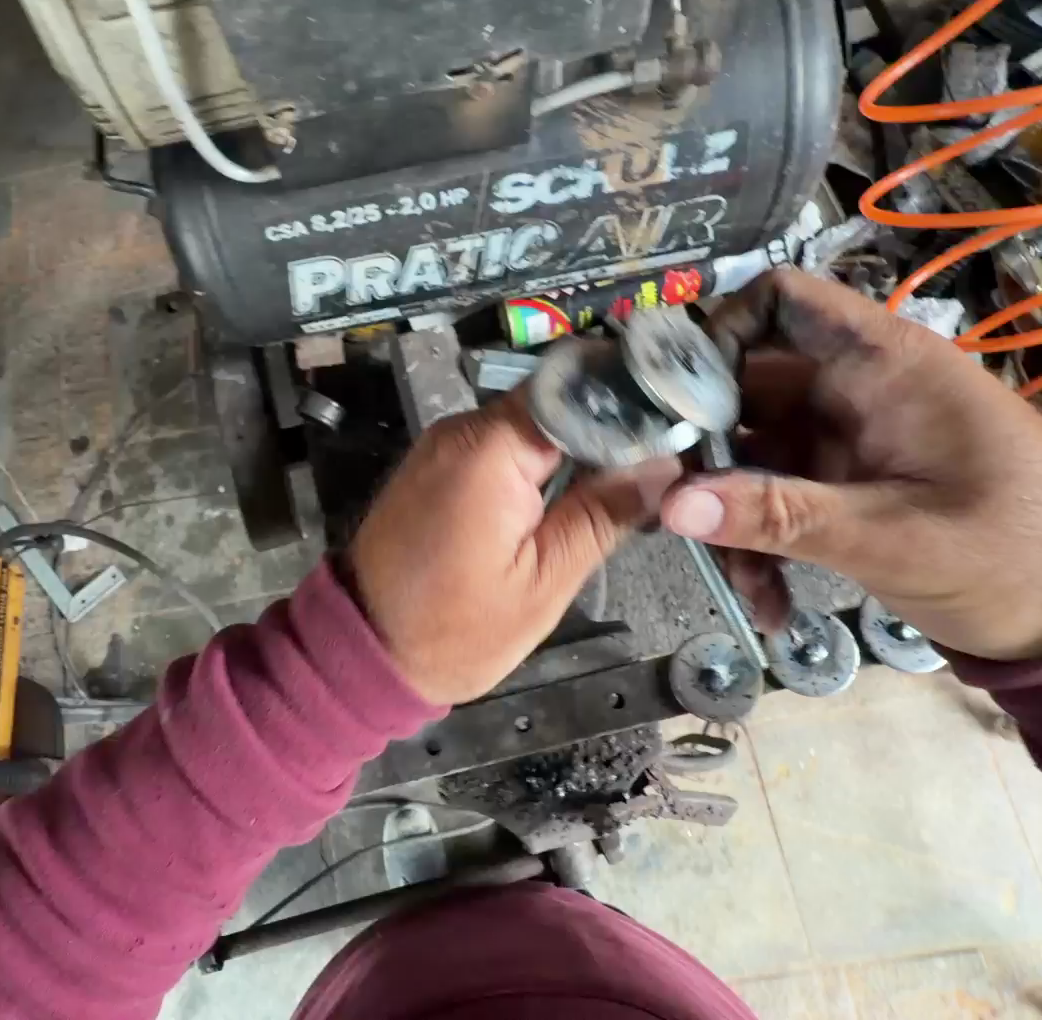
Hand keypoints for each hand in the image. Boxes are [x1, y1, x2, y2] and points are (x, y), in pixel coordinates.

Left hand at [348, 395, 679, 704]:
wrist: (364, 650)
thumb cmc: (454, 630)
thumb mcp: (543, 583)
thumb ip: (602, 514)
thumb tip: (661, 463)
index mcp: (489, 450)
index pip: (572, 390)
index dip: (626, 401)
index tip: (677, 418)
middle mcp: (461, 431)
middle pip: (552, 403)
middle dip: (606, 425)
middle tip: (666, 451)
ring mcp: (444, 446)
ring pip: (528, 424)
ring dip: (574, 445)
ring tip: (631, 471)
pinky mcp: (436, 466)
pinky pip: (500, 447)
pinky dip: (538, 461)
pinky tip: (572, 488)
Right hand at [662, 268, 1041, 660]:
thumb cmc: (1018, 556)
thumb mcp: (890, 537)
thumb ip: (776, 516)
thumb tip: (671, 504)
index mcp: (881, 365)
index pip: (782, 301)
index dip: (719, 330)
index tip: (676, 399)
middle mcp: (851, 391)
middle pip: (741, 391)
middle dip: (705, 456)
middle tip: (675, 513)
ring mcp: (843, 442)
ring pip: (749, 456)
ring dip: (732, 518)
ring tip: (744, 586)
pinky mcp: (840, 488)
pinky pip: (772, 500)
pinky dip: (761, 546)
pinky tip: (773, 602)